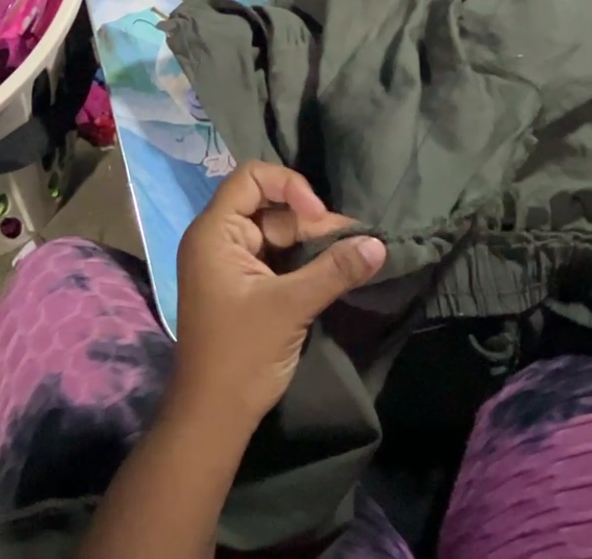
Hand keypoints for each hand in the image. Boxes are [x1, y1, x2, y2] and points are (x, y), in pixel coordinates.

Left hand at [171, 162, 387, 428]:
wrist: (213, 413)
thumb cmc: (241, 353)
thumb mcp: (290, 307)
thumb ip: (334, 271)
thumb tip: (378, 243)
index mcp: (214, 232)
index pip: (250, 178)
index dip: (289, 186)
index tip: (320, 216)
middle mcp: (217, 239)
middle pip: (268, 208)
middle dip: (311, 221)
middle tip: (355, 242)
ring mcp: (228, 263)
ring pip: (275, 235)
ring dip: (312, 242)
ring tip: (353, 254)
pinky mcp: (241, 285)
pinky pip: (274, 259)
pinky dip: (302, 262)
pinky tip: (334, 269)